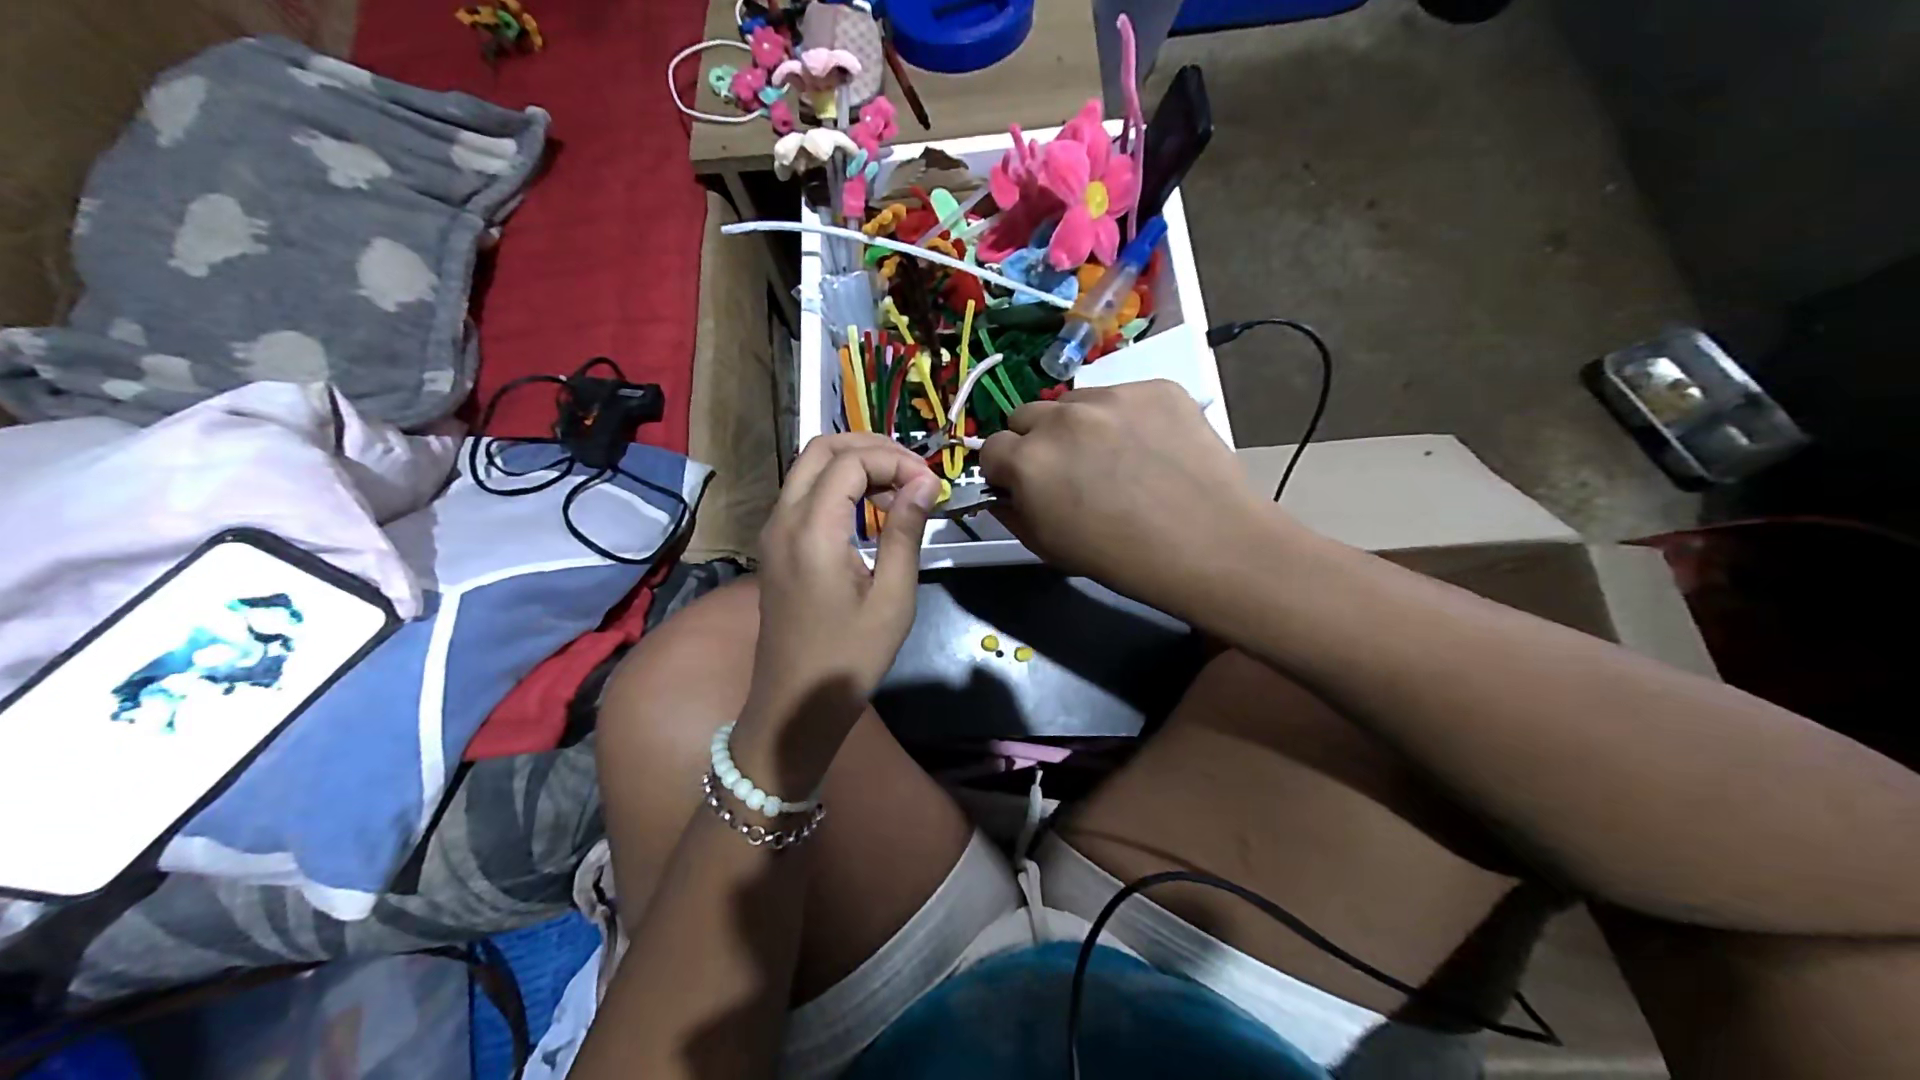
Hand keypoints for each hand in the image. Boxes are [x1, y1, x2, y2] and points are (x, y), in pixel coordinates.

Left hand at [748, 433, 941, 740]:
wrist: (794, 704)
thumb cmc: (849, 657)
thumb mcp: (892, 598)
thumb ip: (904, 531)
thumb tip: (925, 482)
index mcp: (812, 530)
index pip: (850, 461)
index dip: (895, 461)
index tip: (930, 485)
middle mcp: (783, 519)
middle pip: (821, 448)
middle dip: (871, 448)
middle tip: (914, 473)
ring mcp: (773, 531)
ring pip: (809, 467)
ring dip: (854, 464)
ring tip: (899, 489)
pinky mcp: (775, 545)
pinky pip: (803, 493)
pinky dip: (837, 485)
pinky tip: (870, 510)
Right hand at [979, 381, 1278, 611]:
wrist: (1208, 543)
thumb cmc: (1120, 558)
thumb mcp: (1049, 548)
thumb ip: (1012, 513)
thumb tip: (1004, 491)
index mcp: (1027, 460)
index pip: (990, 448)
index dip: (1004, 470)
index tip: (1023, 484)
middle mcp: (1062, 418)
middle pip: (1026, 415)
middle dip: (1035, 441)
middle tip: (1066, 469)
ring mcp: (1112, 396)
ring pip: (1074, 403)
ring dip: (1079, 425)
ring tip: (1114, 458)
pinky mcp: (1155, 387)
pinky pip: (1123, 396)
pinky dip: (1126, 418)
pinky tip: (1150, 449)